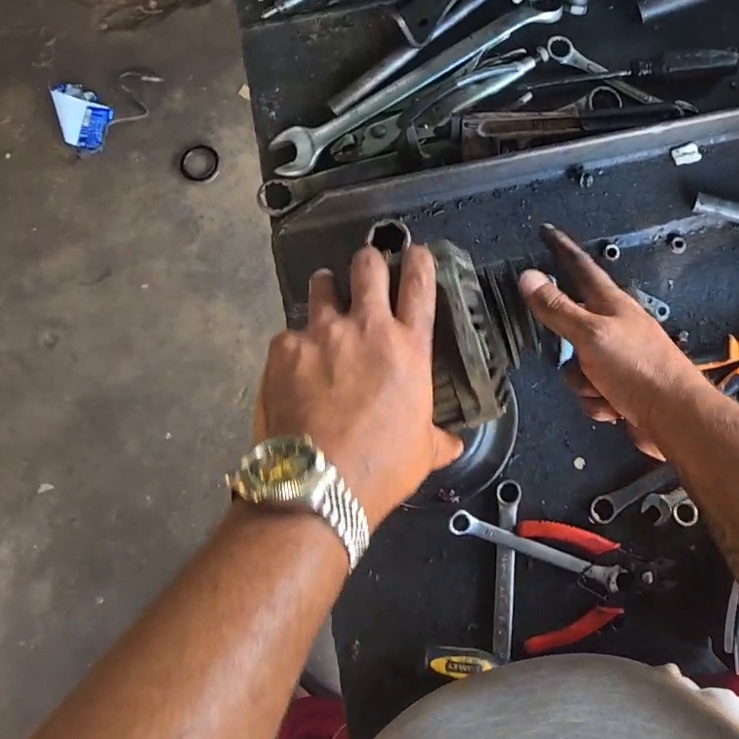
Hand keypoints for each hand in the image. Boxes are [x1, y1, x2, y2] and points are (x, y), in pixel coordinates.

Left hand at [255, 245, 463, 526]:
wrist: (318, 485)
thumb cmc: (382, 466)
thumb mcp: (422, 451)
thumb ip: (438, 439)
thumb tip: (454, 445)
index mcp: (409, 347)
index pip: (420, 284)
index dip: (419, 261)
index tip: (415, 253)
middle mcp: (367, 328)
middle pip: (368, 267)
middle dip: (368, 261)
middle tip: (365, 268)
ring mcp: (322, 334)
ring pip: (323, 286)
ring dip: (326, 288)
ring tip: (323, 297)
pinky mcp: (284, 349)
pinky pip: (289, 334)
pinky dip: (294, 343)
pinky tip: (293, 363)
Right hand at [518, 225, 716, 458]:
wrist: (673, 418)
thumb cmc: (641, 369)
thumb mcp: (591, 334)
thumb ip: (558, 308)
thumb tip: (529, 277)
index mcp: (611, 304)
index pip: (580, 267)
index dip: (561, 249)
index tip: (547, 232)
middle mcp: (615, 326)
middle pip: (570, 327)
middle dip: (567, 350)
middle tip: (579, 356)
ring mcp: (618, 359)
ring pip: (575, 368)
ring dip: (584, 384)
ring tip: (605, 387)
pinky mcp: (619, 389)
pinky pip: (589, 394)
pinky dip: (597, 404)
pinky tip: (614, 406)